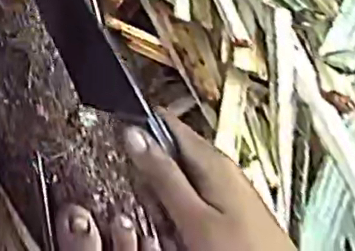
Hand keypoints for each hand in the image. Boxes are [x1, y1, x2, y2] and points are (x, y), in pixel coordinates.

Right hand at [124, 112, 294, 250]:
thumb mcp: (195, 220)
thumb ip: (163, 174)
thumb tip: (131, 131)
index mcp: (212, 160)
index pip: (163, 121)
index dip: (138, 130)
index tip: (119, 149)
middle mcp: (221, 169)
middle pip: (170, 151)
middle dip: (151, 171)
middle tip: (143, 199)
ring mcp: (230, 194)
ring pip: (181, 180)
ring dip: (165, 196)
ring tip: (161, 222)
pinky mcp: (235, 217)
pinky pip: (196, 201)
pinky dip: (182, 213)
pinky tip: (180, 234)